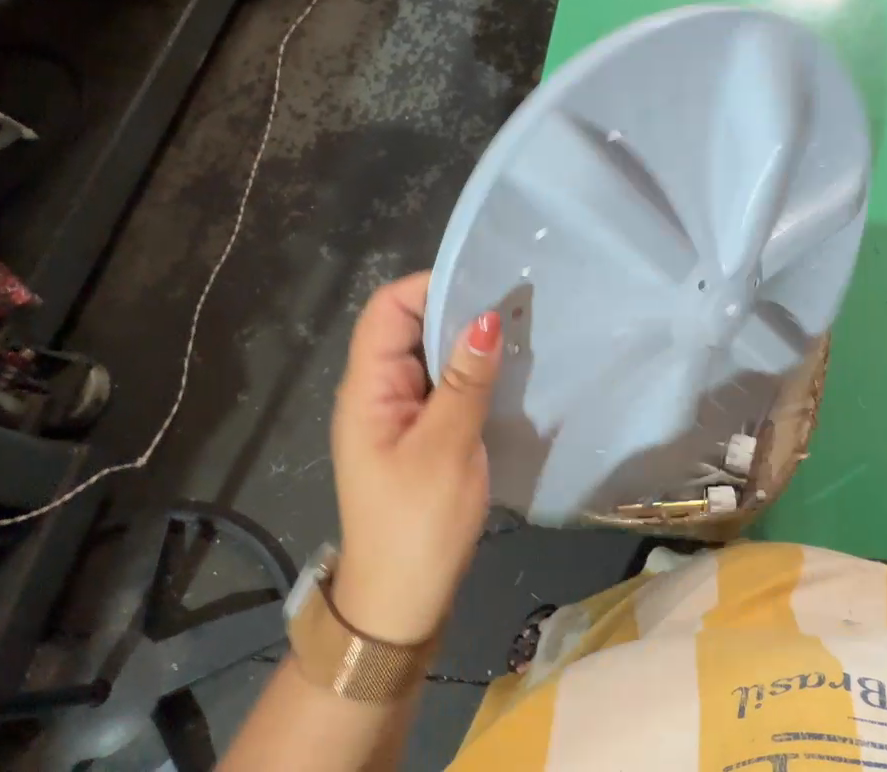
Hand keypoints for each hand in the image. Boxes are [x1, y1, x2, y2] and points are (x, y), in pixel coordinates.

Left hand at [327, 272, 500, 643]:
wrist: (401, 602)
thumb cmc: (417, 524)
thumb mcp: (446, 448)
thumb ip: (465, 381)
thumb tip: (488, 316)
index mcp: (368, 389)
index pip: (387, 310)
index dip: (430, 287)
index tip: (486, 284)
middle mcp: (378, 392)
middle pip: (409, 327)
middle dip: (457, 308)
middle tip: (516, 303)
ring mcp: (399, 414)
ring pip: (430, 355)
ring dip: (467, 340)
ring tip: (519, 329)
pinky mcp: (421, 433)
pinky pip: (444, 385)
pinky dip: (471, 371)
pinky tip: (507, 370)